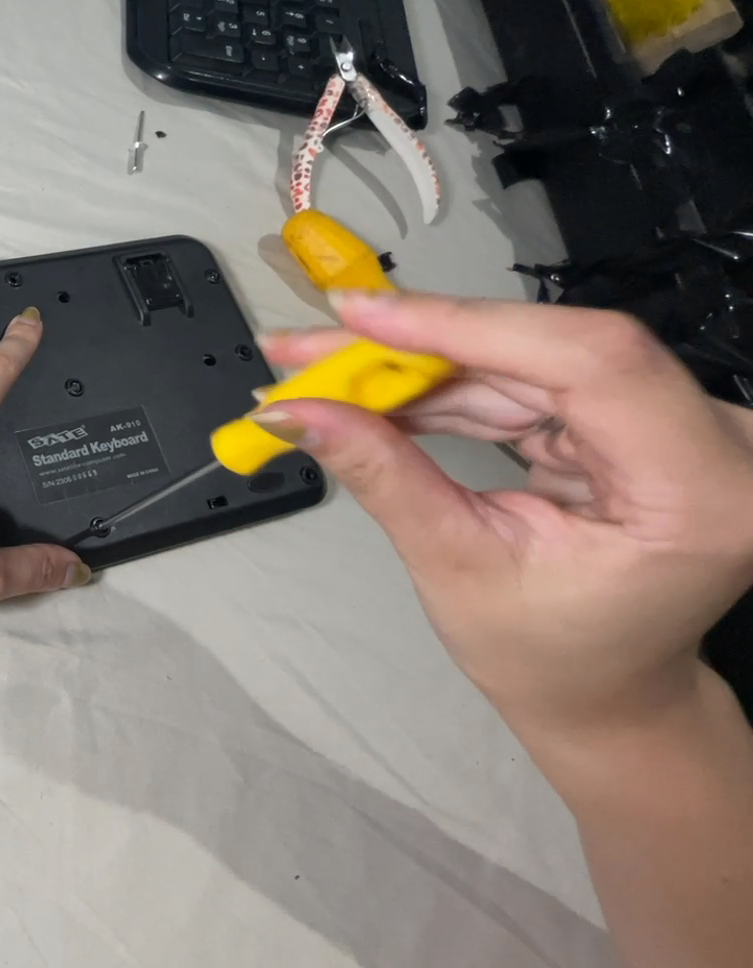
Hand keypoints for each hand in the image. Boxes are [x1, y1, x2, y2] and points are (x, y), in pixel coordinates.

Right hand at [254, 292, 752, 730]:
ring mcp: (664, 423)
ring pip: (511, 360)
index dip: (465, 324)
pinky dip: (427, 387)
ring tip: (312, 372)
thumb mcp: (450, 561)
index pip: (590, 362)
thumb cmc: (546, 649)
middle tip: (303, 349)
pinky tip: (363, 393)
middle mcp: (705, 439)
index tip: (356, 316)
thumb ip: (379, 474)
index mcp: (699, 491)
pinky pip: (509, 381)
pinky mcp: (615, 420)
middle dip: (408, 345)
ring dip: (402, 365)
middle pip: (539, 351)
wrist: (598, 684)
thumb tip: (293, 413)